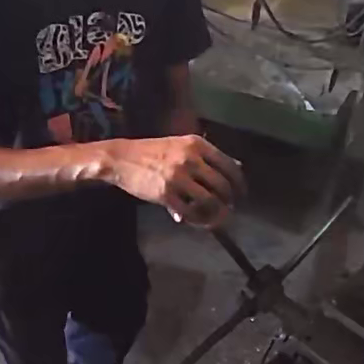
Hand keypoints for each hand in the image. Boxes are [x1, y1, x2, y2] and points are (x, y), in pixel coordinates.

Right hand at [101, 135, 244, 225]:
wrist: (122, 158)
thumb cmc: (153, 152)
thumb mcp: (182, 146)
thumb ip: (207, 157)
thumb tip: (238, 165)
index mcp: (197, 145)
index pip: (229, 165)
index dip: (239, 183)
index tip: (241, 193)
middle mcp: (190, 159)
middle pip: (222, 185)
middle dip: (229, 200)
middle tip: (229, 208)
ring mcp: (178, 177)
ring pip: (209, 200)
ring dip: (216, 212)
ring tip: (215, 216)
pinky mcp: (166, 194)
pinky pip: (189, 211)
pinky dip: (197, 219)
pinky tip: (196, 219)